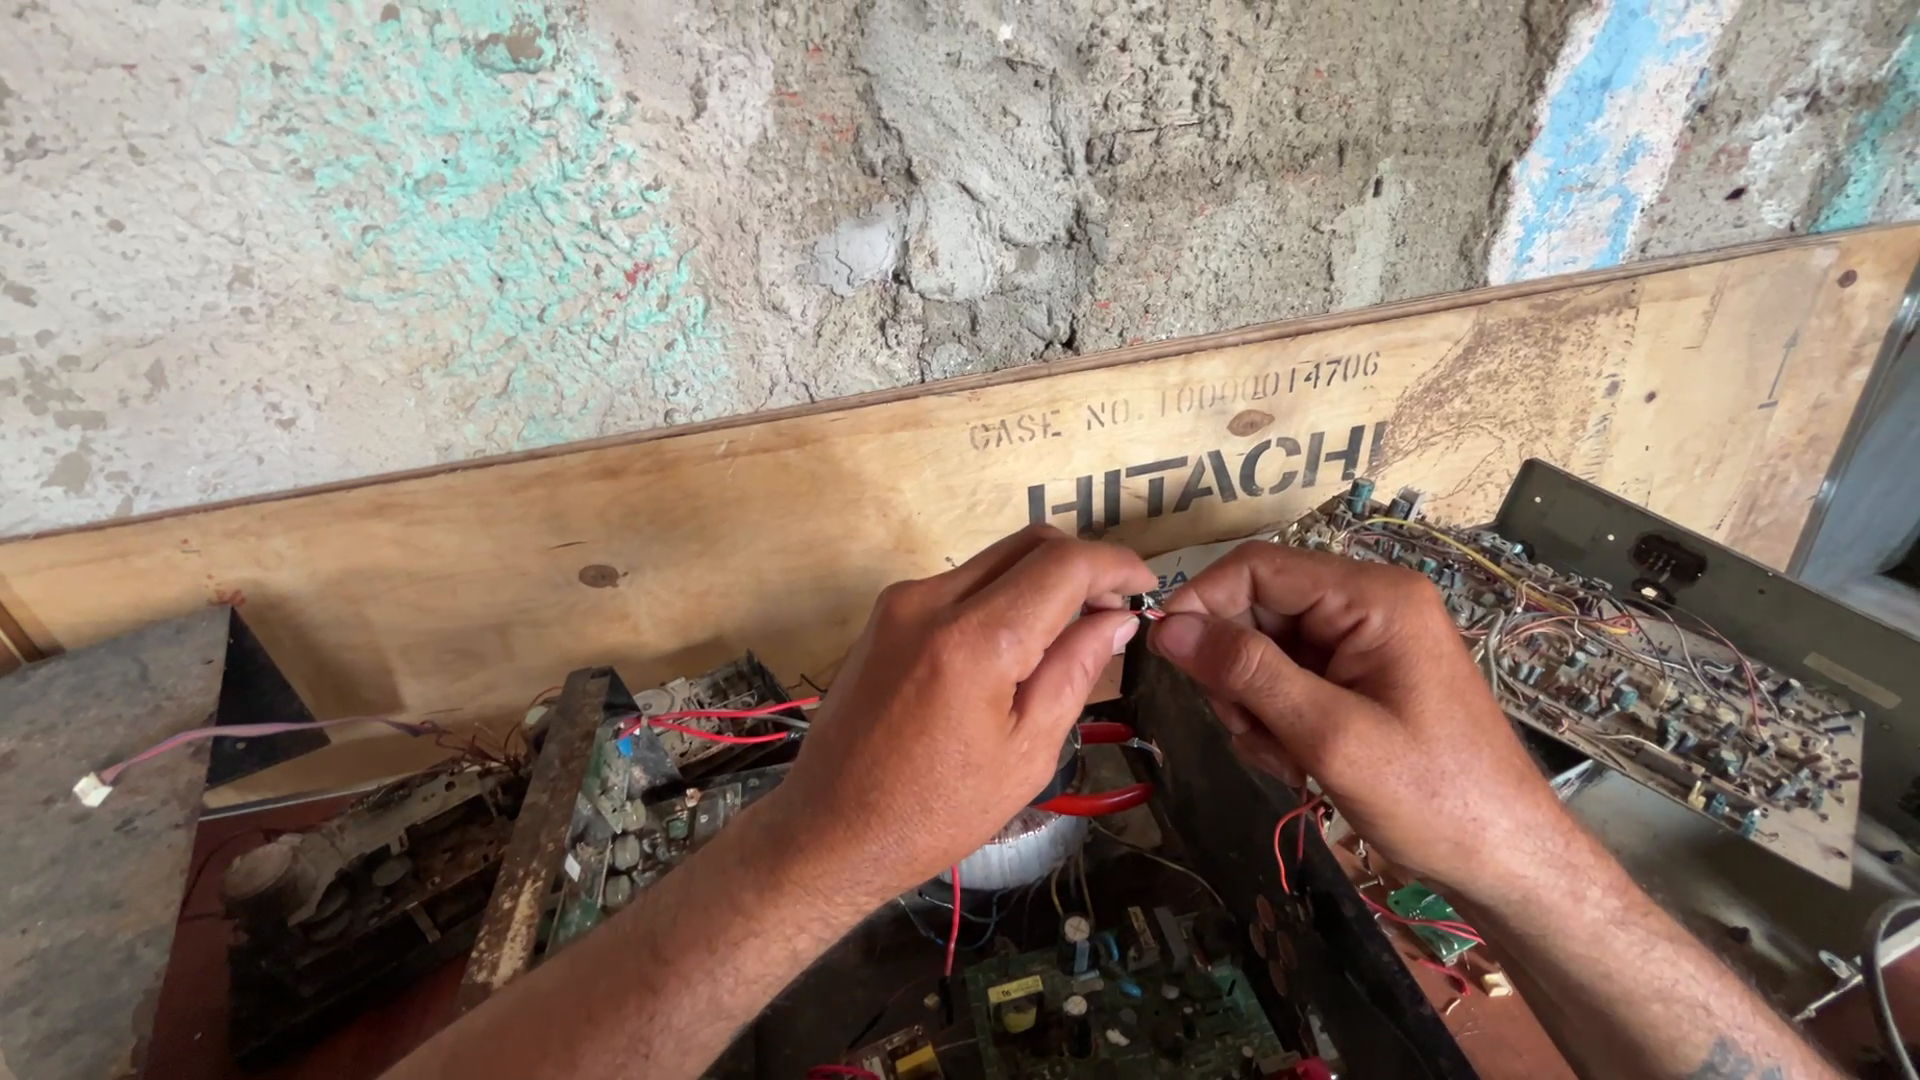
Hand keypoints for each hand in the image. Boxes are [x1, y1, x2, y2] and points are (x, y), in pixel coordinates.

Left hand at [774, 525, 1156, 895]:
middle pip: (1029, 543)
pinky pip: (961, 581)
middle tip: (1112, 608)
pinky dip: (1001, 593)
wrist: (831, 827)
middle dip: (1082, 564)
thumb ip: (1076, 671)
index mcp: (975, 641)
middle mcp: (931, 599)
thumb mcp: (1027, 752)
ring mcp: (901, 600)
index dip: (1115, 565)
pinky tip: (1015, 640)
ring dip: (1041, 578)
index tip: (1144, 586)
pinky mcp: (885, 612)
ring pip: (995, 558)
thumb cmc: (937, 810)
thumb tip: (1117, 619)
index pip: (1064, 565)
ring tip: (1068, 630)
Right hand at [1147, 541, 1576, 901]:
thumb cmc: (1433, 798)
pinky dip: (1273, 715)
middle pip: (1257, 607)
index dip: (1202, 601)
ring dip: (1252, 701)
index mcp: (1372, 597)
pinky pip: (1285, 674)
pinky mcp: (1356, 672)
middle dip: (1235, 669)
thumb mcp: (1329, 735)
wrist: (1507, 862)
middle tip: (1241, 726)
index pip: (1257, 567)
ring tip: (1281, 755)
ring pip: (1263, 646)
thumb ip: (1247, 672)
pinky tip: (1296, 758)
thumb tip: (1168, 627)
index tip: (1166, 652)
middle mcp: (1366, 603)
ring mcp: (1361, 639)